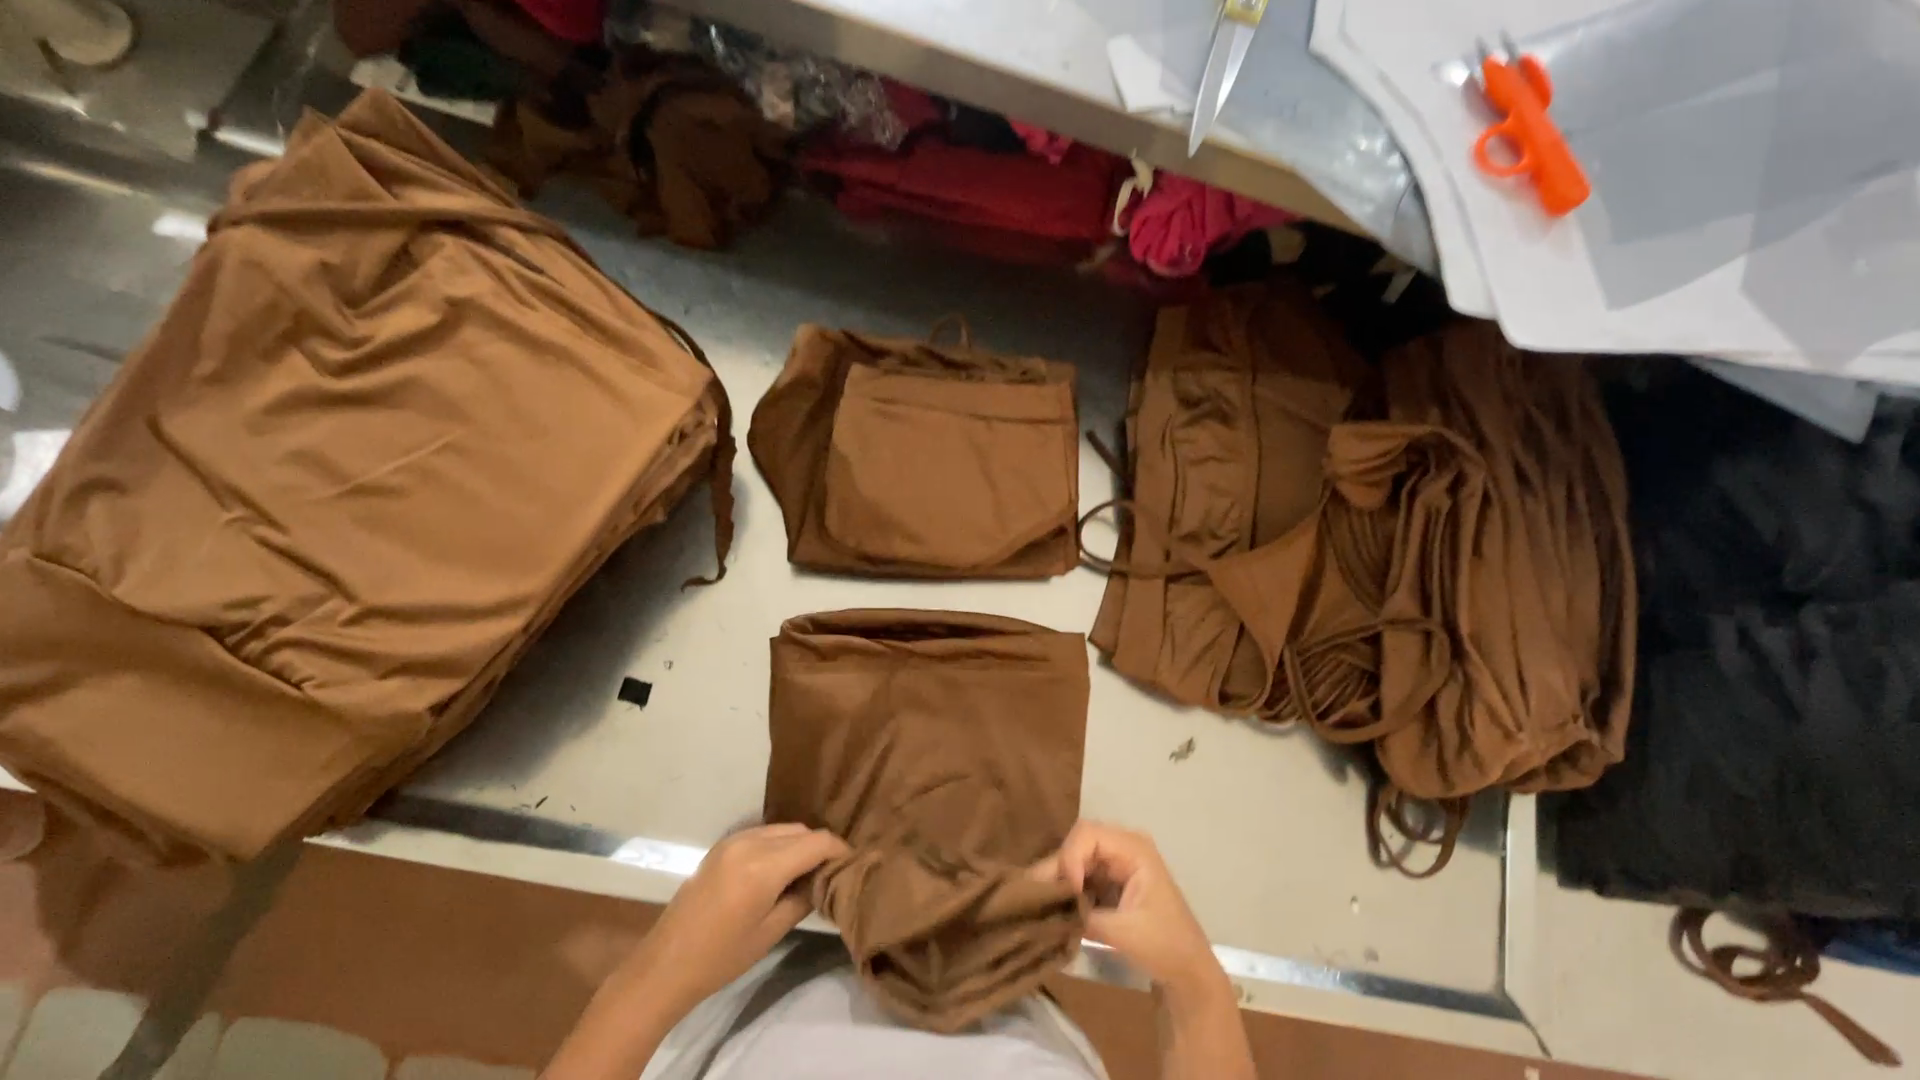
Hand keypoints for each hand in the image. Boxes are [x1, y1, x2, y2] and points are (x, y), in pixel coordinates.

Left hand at [624, 823, 848, 1012]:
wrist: (665, 964)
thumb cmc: (721, 957)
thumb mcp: (771, 932)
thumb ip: (803, 898)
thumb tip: (824, 880)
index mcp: (763, 866)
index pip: (817, 842)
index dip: (840, 851)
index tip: (853, 867)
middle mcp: (749, 843)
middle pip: (801, 831)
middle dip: (820, 847)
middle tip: (832, 874)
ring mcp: (732, 841)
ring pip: (782, 829)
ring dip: (799, 844)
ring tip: (808, 873)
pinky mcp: (720, 847)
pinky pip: (761, 834)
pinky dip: (778, 845)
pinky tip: (780, 870)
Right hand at [1031, 821, 1224, 998]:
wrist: (1188, 971)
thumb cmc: (1165, 946)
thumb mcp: (1122, 933)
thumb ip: (1083, 916)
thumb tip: (1046, 912)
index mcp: (1134, 849)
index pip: (1087, 834)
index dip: (1069, 857)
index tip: (1065, 892)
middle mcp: (1124, 847)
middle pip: (1078, 844)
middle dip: (1058, 869)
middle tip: (1037, 898)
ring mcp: (1117, 864)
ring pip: (1076, 860)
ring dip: (1060, 881)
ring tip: (1041, 905)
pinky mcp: (1111, 882)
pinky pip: (1081, 876)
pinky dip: (1068, 891)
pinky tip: (1055, 909)